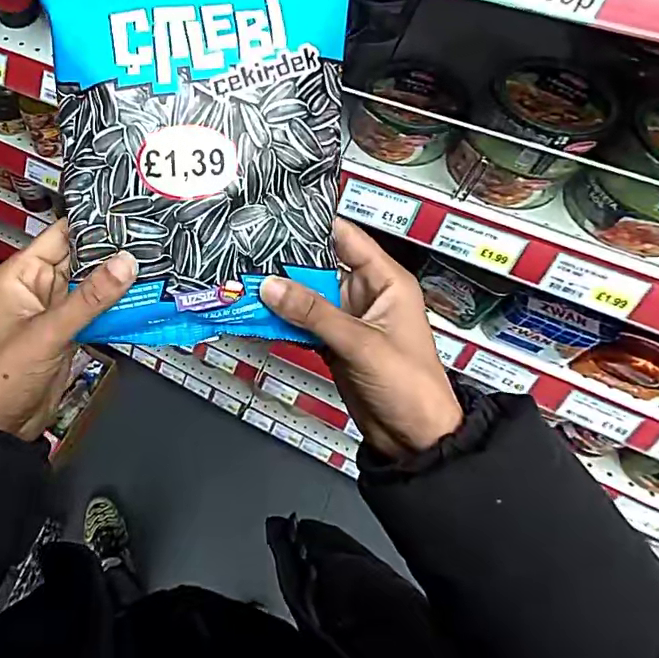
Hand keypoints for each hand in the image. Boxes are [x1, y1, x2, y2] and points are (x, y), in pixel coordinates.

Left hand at [0, 221, 135, 439]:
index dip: (92, 224)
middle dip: (113, 252)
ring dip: (118, 279)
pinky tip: (140, 299)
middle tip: (149, 242)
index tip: (125, 215)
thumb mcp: (48, 332)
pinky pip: (97, 308)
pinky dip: (117, 305)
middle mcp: (39, 286)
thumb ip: (89, 298)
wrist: (1, 425)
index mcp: (22, 274)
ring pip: (93, 283)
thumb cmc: (1, 377)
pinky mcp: (70, 329)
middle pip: (83, 257)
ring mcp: (56, 308)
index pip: (61, 235)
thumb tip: (123, 264)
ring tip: (152, 266)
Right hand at [260, 219, 463, 459]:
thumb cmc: (412, 389)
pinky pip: (300, 322)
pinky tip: (257, 314)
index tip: (278, 216)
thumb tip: (272, 286)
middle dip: (285, 262)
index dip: (314, 225)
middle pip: (317, 266)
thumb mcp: (361, 344)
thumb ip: (314, 313)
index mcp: (386, 282)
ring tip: (244, 281)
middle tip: (248, 253)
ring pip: (305, 295)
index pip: (347, 238)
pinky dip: (280, 320)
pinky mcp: (332, 342)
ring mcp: (346, 319)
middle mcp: (364, 294)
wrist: (415, 441)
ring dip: (279, 293)